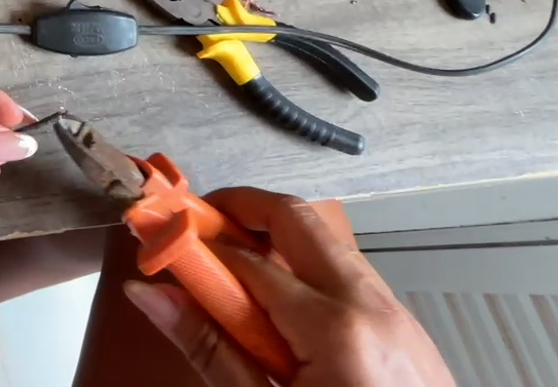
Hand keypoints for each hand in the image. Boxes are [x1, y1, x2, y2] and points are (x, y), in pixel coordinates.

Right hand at [124, 188, 453, 386]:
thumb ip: (208, 348)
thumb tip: (146, 293)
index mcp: (335, 330)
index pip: (244, 258)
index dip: (194, 245)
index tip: (159, 241)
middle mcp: (373, 306)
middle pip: (292, 217)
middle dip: (238, 210)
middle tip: (195, 231)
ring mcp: (400, 318)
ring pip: (323, 243)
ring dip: (273, 242)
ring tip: (234, 280)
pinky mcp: (411, 335)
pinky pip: (347, 276)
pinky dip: (305, 274)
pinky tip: (282, 316)